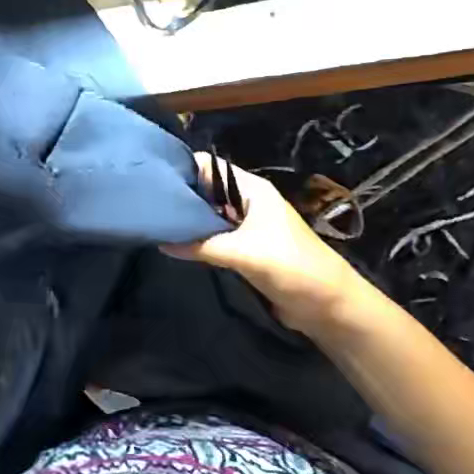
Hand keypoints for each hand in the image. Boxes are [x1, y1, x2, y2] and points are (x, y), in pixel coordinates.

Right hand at [164, 153, 364, 335]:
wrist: (328, 306)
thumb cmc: (292, 267)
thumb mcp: (243, 252)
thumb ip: (202, 245)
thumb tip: (160, 241)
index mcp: (253, 190)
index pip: (210, 167)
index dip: (183, 169)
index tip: (151, 180)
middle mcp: (247, 203)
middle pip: (206, 192)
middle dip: (181, 198)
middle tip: (145, 207)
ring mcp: (246, 228)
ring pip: (208, 217)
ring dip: (188, 223)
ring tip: (152, 226)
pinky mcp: (244, 251)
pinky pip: (214, 239)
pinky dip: (197, 242)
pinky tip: (174, 247)